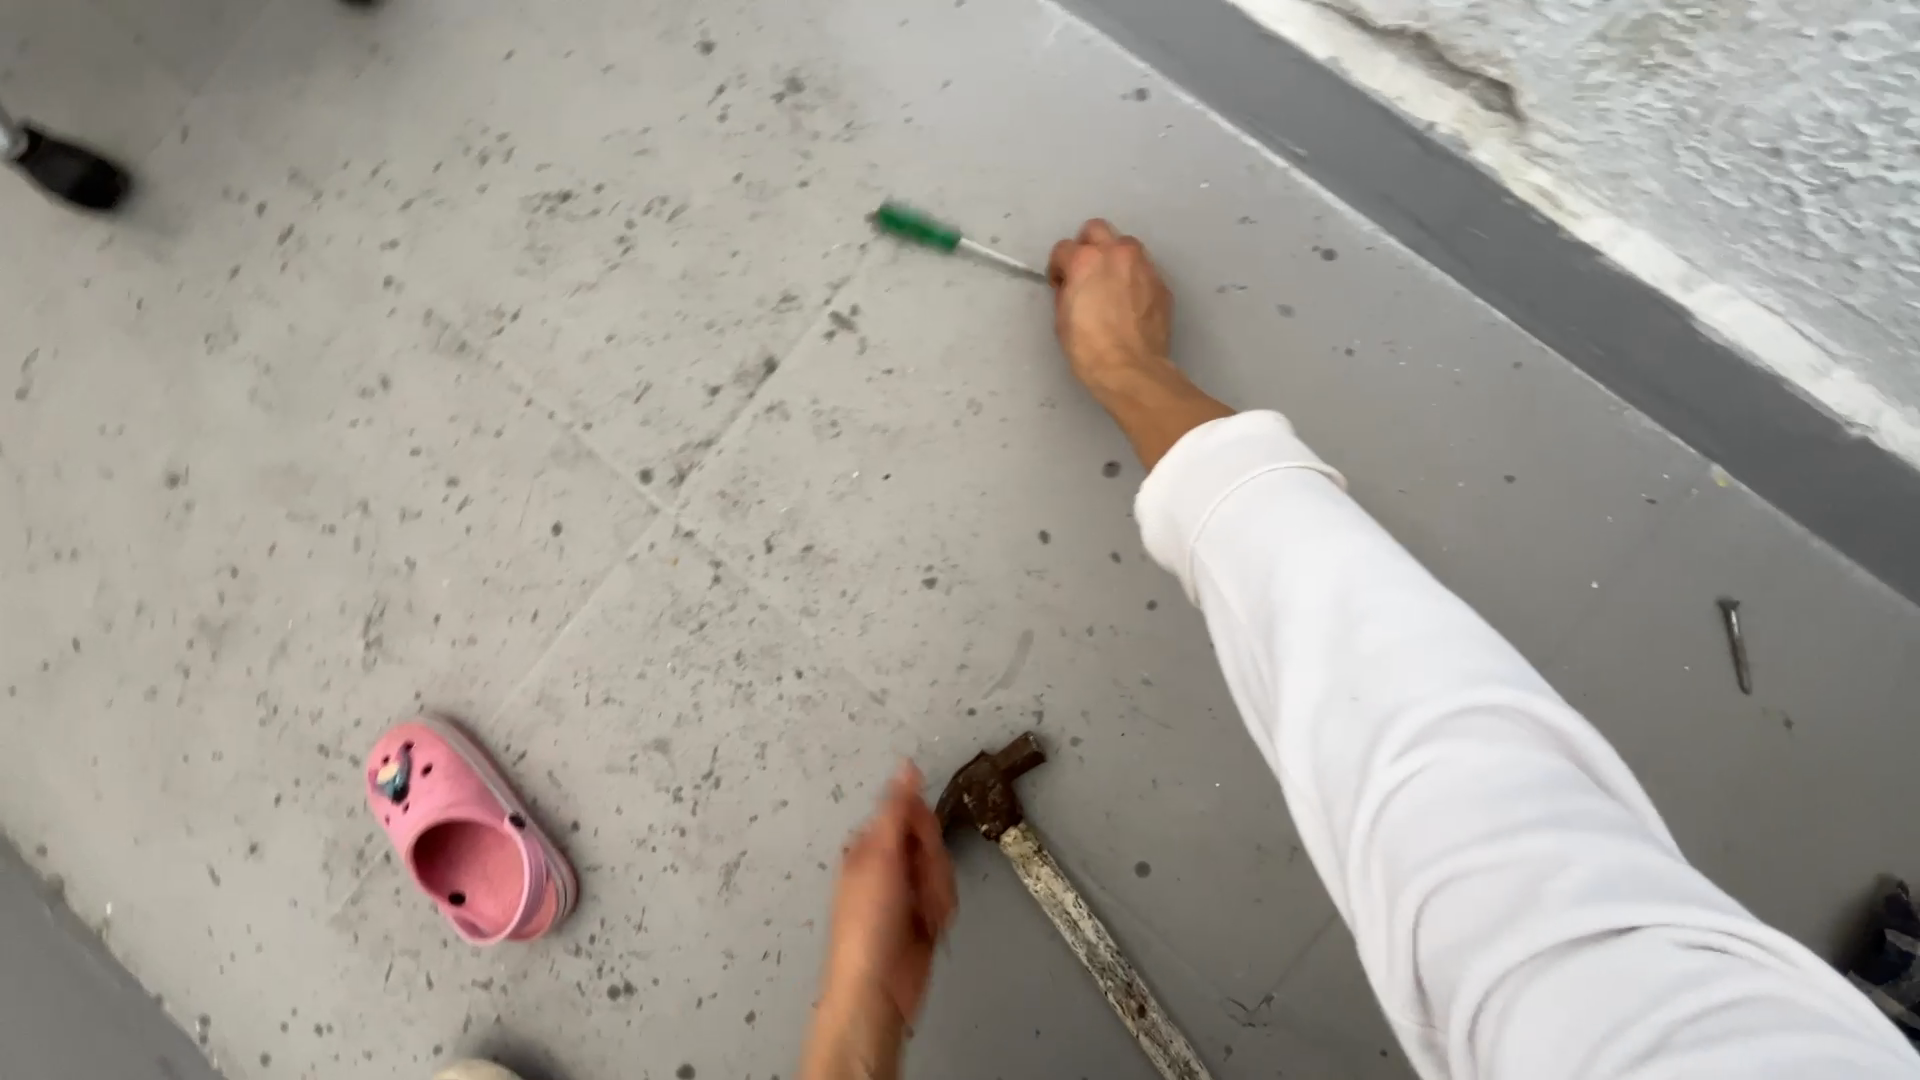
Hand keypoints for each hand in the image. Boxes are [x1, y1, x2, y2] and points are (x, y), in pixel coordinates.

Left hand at [820, 762, 956, 1025]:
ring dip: (938, 892)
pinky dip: (942, 910)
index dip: (924, 831)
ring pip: (943, 868)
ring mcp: (907, 887)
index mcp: (871, 842)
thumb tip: (907, 764)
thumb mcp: (881, 856)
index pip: (912, 812)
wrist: (878, 988)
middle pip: (931, 840)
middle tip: (918, 888)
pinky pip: (947, 895)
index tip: (919, 850)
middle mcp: (888, 861)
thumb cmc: (869, 922)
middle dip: (933, 867)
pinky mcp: (924, 912)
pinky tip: (928, 927)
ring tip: (921, 915)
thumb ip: (898, 808)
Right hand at [1047, 218, 1174, 394]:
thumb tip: (1072, 285)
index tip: (1060, 285)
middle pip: (1096, 229)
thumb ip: (1067, 291)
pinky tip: (1130, 302)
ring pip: (1125, 246)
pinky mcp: (1161, 282)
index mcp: (1085, 260)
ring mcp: (1143, 264)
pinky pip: (1143, 270)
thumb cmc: (1088, 348)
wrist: (1130, 368)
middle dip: (1086, 247)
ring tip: (1111, 286)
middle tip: (1085, 273)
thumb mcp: (1062, 319)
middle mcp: (1116, 252)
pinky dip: (1133, 278)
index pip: (1063, 248)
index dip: (1058, 268)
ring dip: (1114, 259)